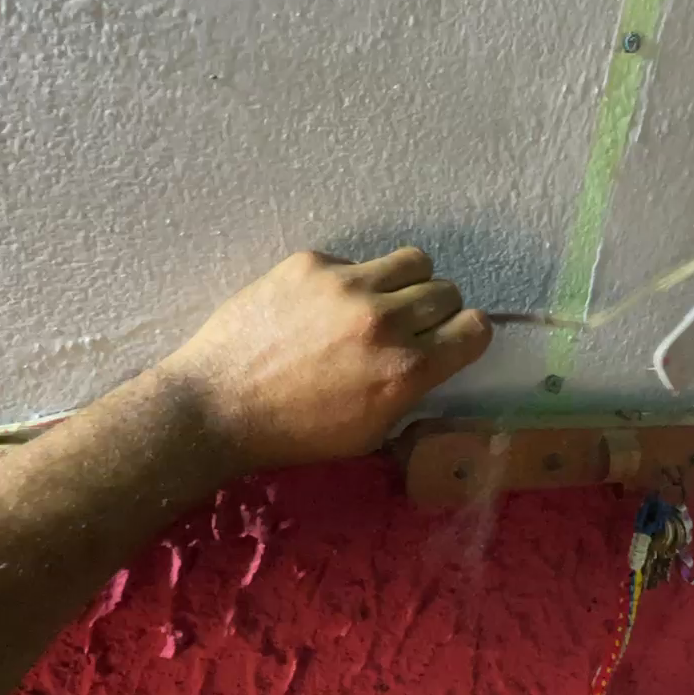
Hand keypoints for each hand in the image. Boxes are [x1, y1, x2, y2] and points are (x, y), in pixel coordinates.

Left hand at [160, 247, 491, 469]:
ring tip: (378, 302)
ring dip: (405, 283)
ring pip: (413, 261)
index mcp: (405, 370)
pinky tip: (319, 307)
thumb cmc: (295, 433)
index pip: (475, 327)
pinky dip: (350, 281)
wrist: (218, 407)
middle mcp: (384, 322)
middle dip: (436, 311)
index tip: (450, 340)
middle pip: (447, 291)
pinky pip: (356, 262)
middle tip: (406, 327)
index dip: (467, 335)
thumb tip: (431, 359)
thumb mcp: (370, 433)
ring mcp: (346, 286)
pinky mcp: (310, 264)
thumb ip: (411, 392)